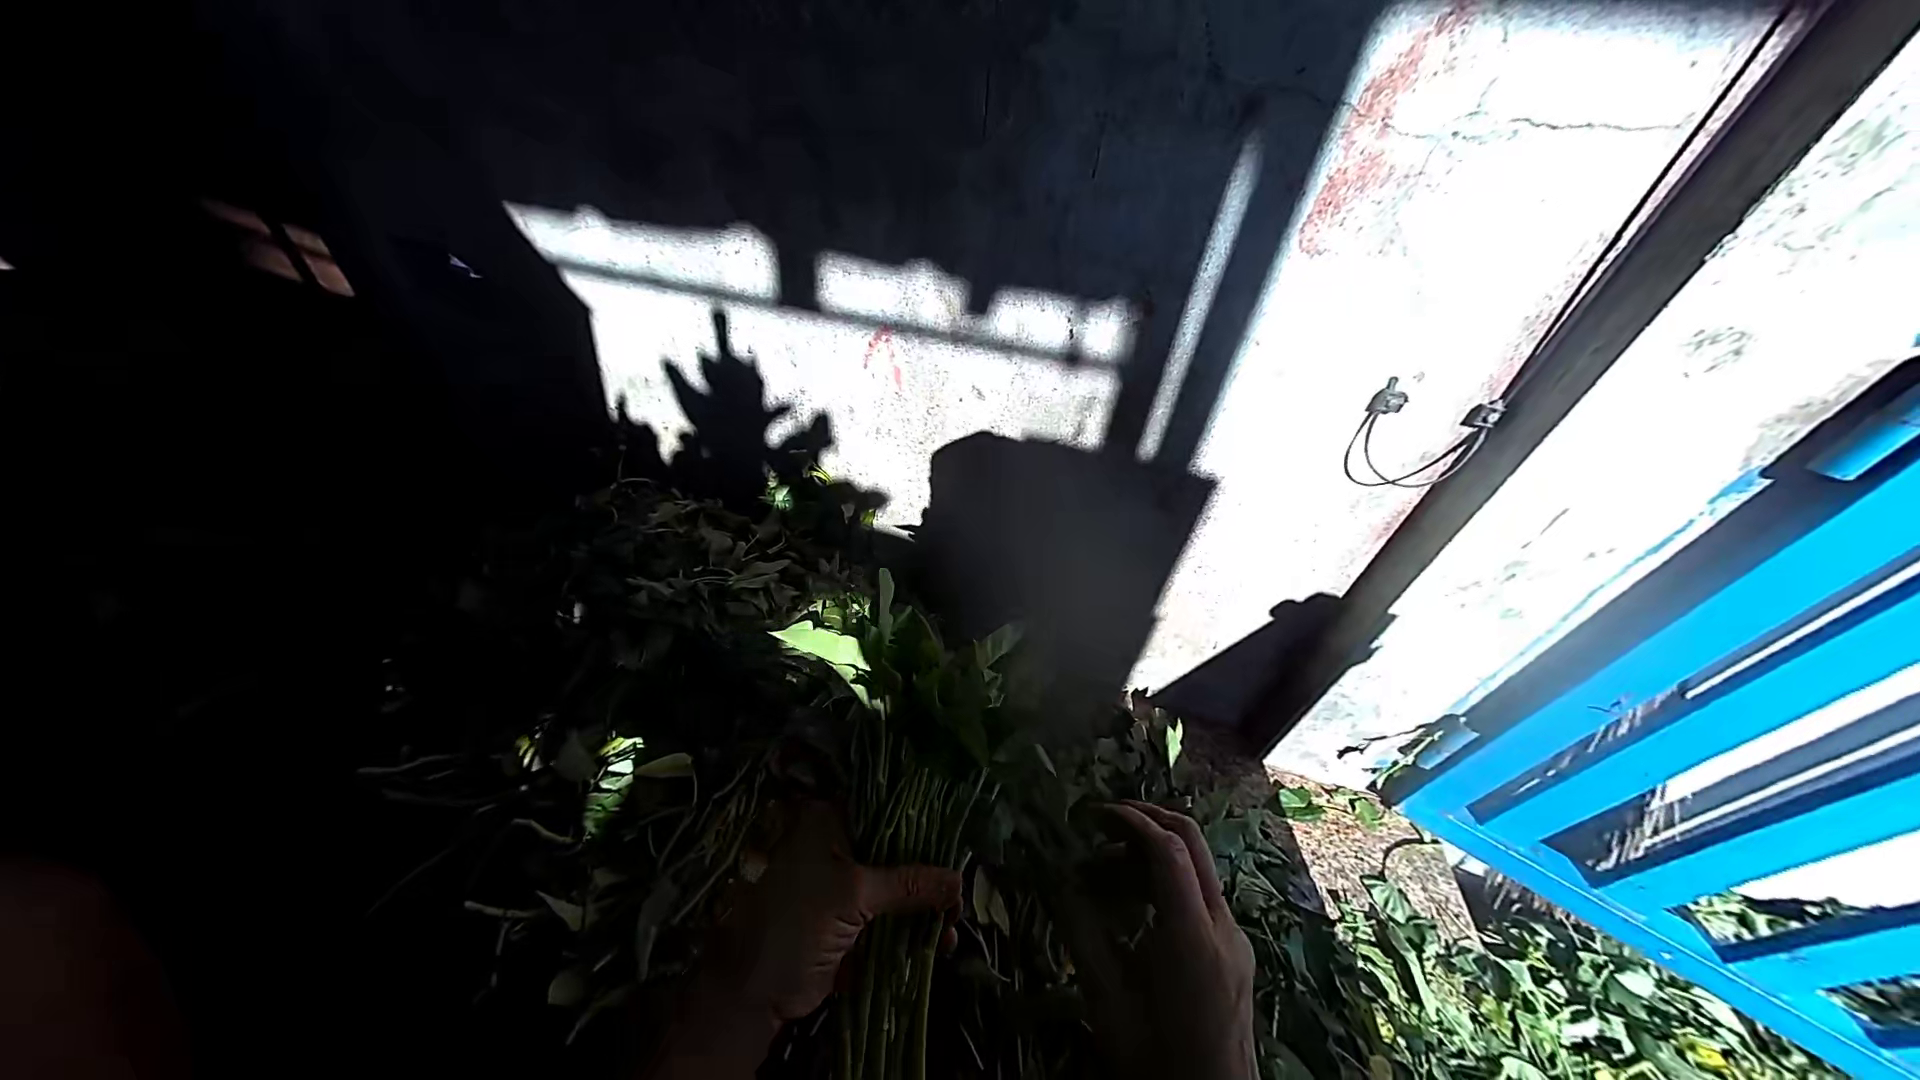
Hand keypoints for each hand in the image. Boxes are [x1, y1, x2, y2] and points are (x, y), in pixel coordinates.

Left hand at [647, 801, 961, 1078]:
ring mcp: (846, 882)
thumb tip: (960, 880)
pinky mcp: (852, 917)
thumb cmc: (796, 922)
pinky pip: (891, 914)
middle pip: (896, 848)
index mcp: (830, 820)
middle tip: (960, 891)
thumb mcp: (855, 894)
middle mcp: (839, 844)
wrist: (756, 992)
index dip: (922, 821)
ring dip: (926, 904)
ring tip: (954, 923)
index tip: (957, 834)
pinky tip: (940, 941)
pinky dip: (914, 926)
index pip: (884, 806)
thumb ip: (909, 884)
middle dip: (931, 871)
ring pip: (897, 884)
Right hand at [1056, 800, 1256, 1079]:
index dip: (1131, 821)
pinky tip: (1130, 898)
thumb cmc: (1157, 1063)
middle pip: (1192, 841)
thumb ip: (1083, 935)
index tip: (1095, 813)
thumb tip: (1056, 880)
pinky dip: (1163, 877)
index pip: (1169, 851)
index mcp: (1193, 940)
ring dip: (1151, 849)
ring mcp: (1234, 937)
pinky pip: (1198, 892)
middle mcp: (1223, 928)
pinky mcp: (1233, 949)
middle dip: (1147, 817)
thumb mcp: (1109, 1002)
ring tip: (1103, 867)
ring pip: (1195, 863)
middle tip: (1102, 819)